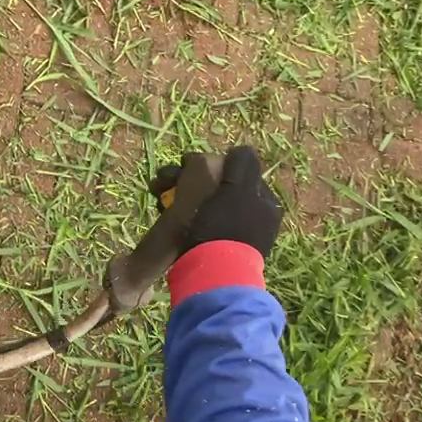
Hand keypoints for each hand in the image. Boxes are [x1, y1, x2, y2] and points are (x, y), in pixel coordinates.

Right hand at [149, 145, 282, 257]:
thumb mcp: (239, 189)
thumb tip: (241, 149)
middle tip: (162, 183)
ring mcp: (233, 234)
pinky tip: (165, 214)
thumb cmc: (224, 227)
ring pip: (203, 203)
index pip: (235, 173)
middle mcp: (252, 218)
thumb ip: (243, 165)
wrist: (212, 272)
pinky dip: (179, 213)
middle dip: (188, 180)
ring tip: (157, 197)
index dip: (210, 166)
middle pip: (217, 188)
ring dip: (178, 194)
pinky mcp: (212, 248)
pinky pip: (195, 220)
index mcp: (263, 203)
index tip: (187, 166)